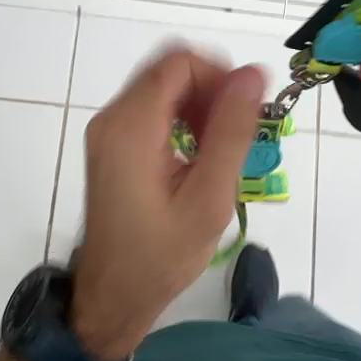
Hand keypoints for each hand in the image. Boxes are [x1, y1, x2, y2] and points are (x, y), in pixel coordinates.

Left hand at [72, 48, 265, 360]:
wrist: (113, 296)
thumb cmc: (161, 256)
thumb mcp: (209, 199)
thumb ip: (232, 132)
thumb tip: (254, 74)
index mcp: (131, 128)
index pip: (178, 64)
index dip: (219, 74)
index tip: (246, 110)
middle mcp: (111, 118)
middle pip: (169, 70)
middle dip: (211, 89)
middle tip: (237, 132)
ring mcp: (107, 129)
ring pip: (162, 86)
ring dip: (199, 104)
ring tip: (221, 148)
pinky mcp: (110, 143)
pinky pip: (151, 108)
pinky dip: (181, 117)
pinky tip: (199, 154)